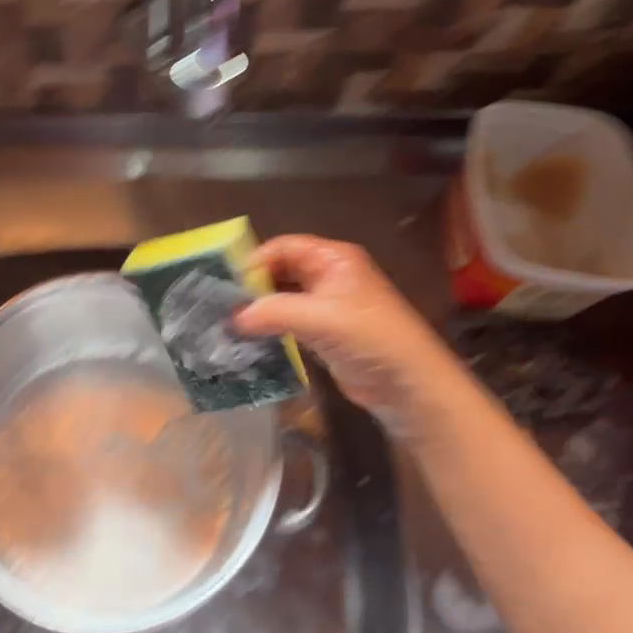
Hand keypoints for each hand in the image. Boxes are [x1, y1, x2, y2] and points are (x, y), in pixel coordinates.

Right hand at [234, 234, 461, 437]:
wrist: (410, 385)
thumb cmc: (370, 338)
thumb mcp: (320, 318)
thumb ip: (273, 311)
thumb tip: (233, 317)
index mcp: (334, 258)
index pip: (284, 247)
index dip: (256, 260)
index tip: (227, 283)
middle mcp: (330, 276)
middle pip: (282, 271)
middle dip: (254, 286)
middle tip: (223, 305)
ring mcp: (329, 306)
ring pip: (285, 298)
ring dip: (261, 310)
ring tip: (229, 324)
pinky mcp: (327, 335)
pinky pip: (291, 323)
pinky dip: (272, 329)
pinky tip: (251, 341)